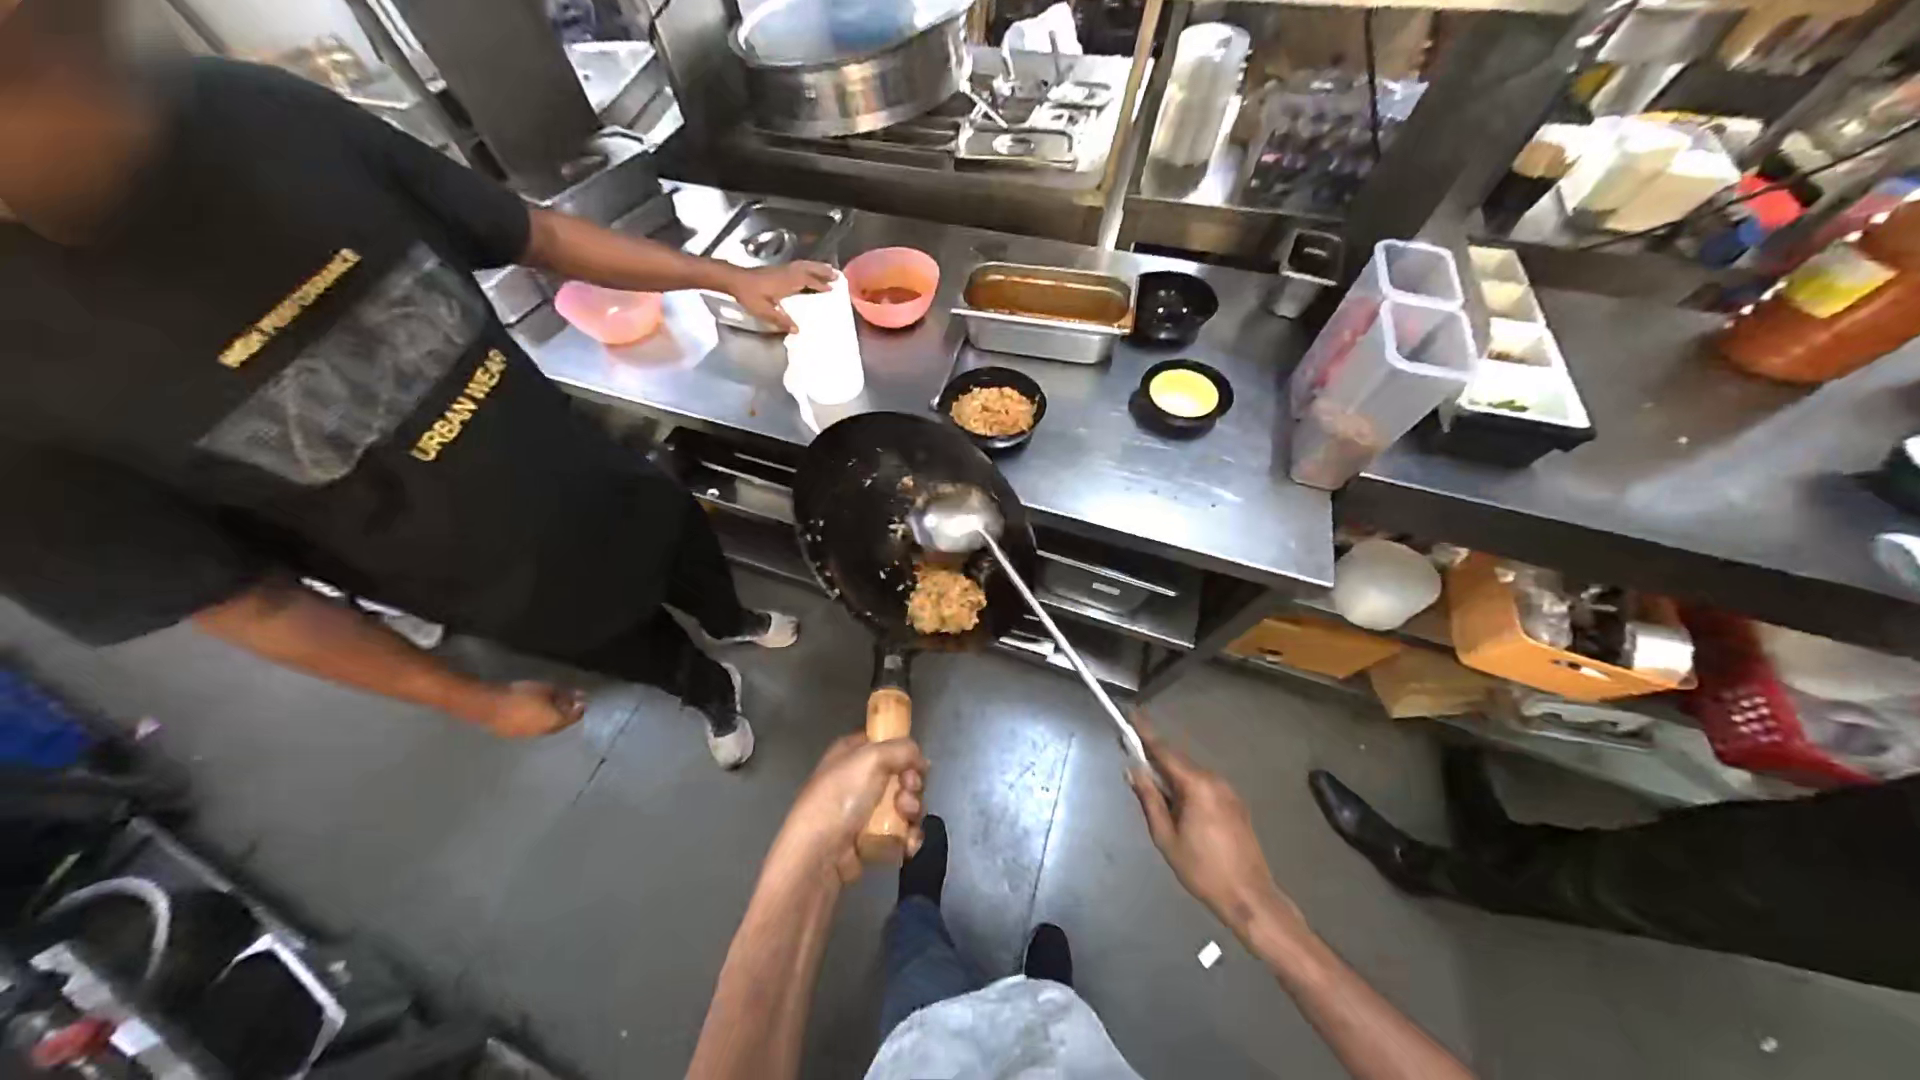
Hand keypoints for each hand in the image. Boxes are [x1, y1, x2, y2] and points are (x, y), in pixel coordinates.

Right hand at [463, 680, 587, 737]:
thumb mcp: (546, 689)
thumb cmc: (521, 694)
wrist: (488, 705)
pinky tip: (534, 714)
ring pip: (546, 729)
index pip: (573, 718)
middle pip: (560, 725)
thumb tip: (579, 696)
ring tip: (551, 708)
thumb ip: (565, 694)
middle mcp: (543, 733)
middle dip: (566, 716)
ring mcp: (527, 736)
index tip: (582, 702)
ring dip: (551, 720)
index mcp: (554, 722)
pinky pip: (532, 729)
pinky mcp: (513, 735)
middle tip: (568, 705)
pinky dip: (537, 722)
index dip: (579, 710)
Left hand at [723, 261, 836, 333]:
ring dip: (817, 266)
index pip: (808, 281)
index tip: (832, 288)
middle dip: (823, 271)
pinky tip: (809, 270)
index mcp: (787, 282)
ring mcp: (782, 269)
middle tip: (837, 274)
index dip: (820, 284)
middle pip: (809, 269)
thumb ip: (781, 320)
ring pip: (804, 265)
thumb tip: (797, 330)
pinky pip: (797, 265)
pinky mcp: (777, 269)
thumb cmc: (749, 295)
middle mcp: (787, 273)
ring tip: (829, 269)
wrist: (734, 279)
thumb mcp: (764, 311)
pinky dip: (807, 266)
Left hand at [767, 734, 927, 886]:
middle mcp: (858, 778)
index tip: (912, 764)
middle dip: (912, 785)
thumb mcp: (872, 758)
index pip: (886, 742)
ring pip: (905, 804)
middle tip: (907, 792)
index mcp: (852, 753)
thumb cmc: (841, 797)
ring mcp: (865, 810)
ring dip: (912, 812)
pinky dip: (909, 837)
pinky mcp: (872, 839)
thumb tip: (921, 760)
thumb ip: (903, 750)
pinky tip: (908, 843)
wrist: (819, 854)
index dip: (904, 751)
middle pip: (901, 774)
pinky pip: (901, 832)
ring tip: (906, 820)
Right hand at [1129, 720, 1304, 942]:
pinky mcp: (1235, 804)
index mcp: (1196, 785)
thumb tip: (1133, 770)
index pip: (1164, 751)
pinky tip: (1178, 806)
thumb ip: (1149, 798)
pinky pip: (1204, 786)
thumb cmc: (1202, 869)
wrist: (1249, 897)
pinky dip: (1186, 787)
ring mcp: (1229, 791)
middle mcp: (1215, 780)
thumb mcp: (1165, 836)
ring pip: (1191, 774)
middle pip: (1178, 761)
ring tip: (1154, 793)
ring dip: (1171, 776)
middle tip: (1133, 760)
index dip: (1145, 732)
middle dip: (1155, 758)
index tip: (1132, 713)